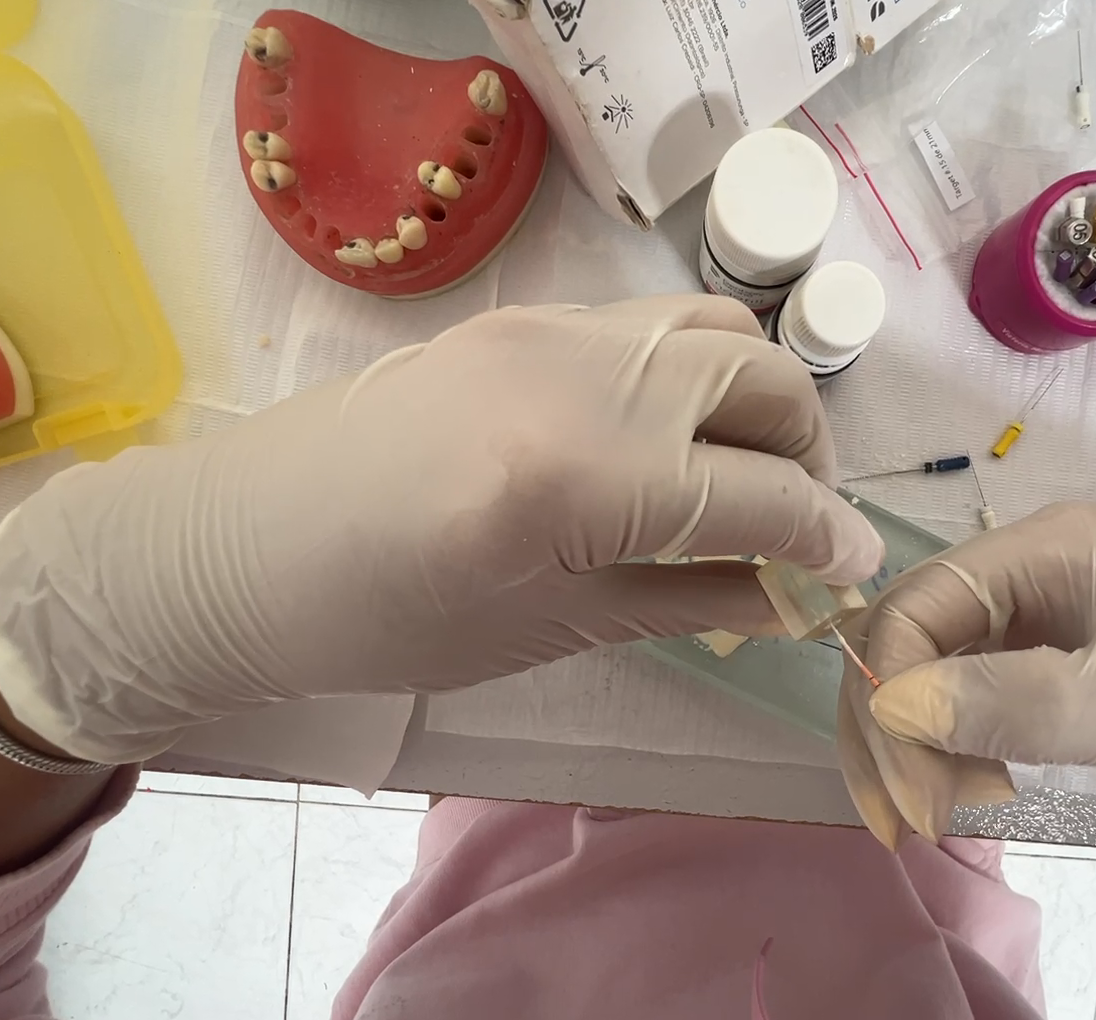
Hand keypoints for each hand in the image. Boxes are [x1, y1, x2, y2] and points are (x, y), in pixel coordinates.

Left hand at [0, 295, 882, 763]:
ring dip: (761, 403)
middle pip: (761, 383)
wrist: (237, 547)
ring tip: (741, 471)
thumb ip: (693, 599)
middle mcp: (577, 372)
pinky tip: (670, 437)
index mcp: (575, 477)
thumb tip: (797, 596)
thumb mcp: (555, 628)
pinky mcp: (528, 316)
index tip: (858, 568)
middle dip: (809, 457)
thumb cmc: (385, 622)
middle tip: (795, 522)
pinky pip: (656, 327)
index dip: (827, 536)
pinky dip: (698, 379)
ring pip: (719, 332)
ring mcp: (551, 327)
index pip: (758, 493)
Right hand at [838, 502, 1095, 911]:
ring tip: (941, 811)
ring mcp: (1038, 623)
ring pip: (927, 672)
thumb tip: (886, 704)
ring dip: (910, 742)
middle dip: (890, 726)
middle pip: (909, 637)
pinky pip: (965, 699)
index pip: (916, 603)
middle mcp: (1029, 574)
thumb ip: (1009, 702)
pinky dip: (945, 748)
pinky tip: (970, 788)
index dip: (887, 690)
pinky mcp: (1050, 670)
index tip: (908, 792)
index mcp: (1046, 548)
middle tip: (911, 817)